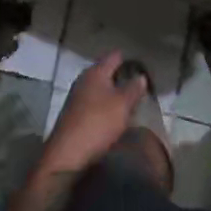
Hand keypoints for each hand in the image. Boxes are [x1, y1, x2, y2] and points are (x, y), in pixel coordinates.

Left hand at [37, 51, 149, 177]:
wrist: (67, 154)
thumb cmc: (98, 123)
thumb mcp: (122, 105)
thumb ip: (133, 88)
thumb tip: (140, 76)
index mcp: (95, 72)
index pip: (114, 56)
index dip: (128, 59)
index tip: (142, 65)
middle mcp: (83, 80)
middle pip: (105, 71)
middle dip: (121, 76)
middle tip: (140, 84)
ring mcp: (76, 97)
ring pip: (99, 88)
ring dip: (113, 92)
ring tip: (131, 100)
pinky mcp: (74, 114)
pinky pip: (94, 102)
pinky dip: (105, 105)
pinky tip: (114, 115)